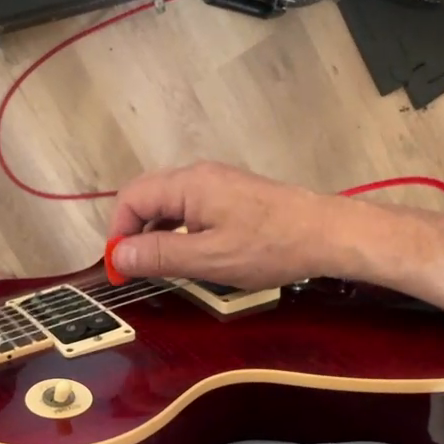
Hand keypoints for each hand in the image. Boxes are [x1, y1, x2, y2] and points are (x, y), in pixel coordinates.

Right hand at [107, 163, 364, 288]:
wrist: (326, 233)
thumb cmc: (268, 247)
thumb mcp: (208, 259)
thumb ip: (159, 255)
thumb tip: (118, 254)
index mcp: (187, 185)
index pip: (131, 199)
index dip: (118, 232)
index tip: (120, 267)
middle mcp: (198, 175)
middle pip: (146, 196)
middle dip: (133, 231)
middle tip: (135, 267)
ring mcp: (216, 182)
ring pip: (168, 202)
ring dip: (155, 231)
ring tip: (158, 264)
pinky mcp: (231, 194)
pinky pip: (189, 206)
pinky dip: (177, 228)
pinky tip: (187, 252)